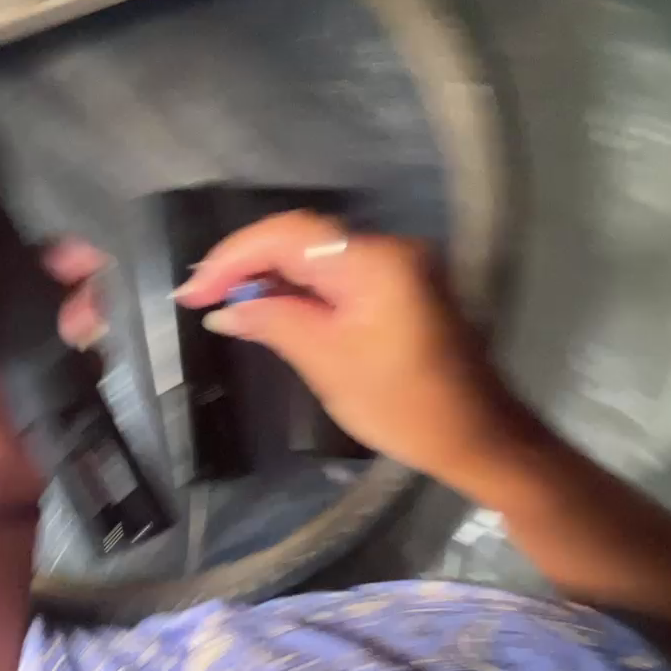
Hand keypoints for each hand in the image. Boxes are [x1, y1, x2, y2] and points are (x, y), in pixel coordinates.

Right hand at [175, 210, 514, 478]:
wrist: (476, 435)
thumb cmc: (403, 407)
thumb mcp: (328, 365)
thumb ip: (274, 323)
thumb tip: (224, 310)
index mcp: (374, 263)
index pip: (288, 235)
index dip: (233, 257)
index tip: (194, 291)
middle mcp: (388, 249)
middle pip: (301, 238)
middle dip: (245, 263)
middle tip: (199, 295)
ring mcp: (396, 266)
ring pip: (315, 255)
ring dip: (267, 274)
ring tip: (220, 299)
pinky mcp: (398, 287)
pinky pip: (335, 275)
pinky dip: (297, 288)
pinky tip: (265, 306)